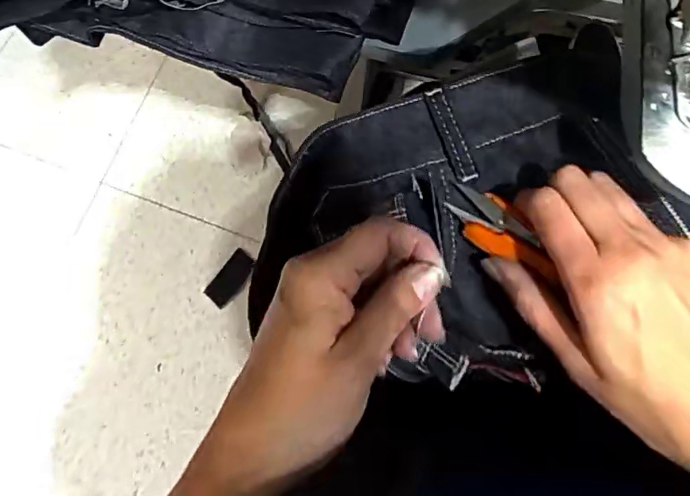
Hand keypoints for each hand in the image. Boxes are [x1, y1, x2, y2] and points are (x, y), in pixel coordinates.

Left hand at [172, 218, 447, 495]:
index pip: (380, 231)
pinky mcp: (311, 311)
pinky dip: (378, 317)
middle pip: (377, 254)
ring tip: (412, 348)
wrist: (248, 457)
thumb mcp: (358, 358)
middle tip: (432, 329)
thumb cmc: (303, 408)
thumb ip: (395, 306)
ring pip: (370, 277)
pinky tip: (389, 352)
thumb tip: (431, 270)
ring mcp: (310, 290)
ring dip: (399, 306)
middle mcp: (313, 270)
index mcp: (320, 272)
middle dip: (411, 284)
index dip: (417, 246)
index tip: (441, 282)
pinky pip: (355, 297)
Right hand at [486, 166, 689, 495]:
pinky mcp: (686, 243)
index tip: (522, 222)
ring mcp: (661, 240)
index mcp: (594, 280)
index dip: (526, 203)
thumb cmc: (645, 400)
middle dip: (553, 190)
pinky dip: (621, 219)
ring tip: (587, 231)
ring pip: (607, 184)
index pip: (548, 204)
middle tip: (552, 223)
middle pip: (575, 178)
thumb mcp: (578, 364)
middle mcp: (626, 246)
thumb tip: (495, 261)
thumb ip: (533, 304)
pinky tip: (630, 257)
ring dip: (586, 195)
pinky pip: (639, 212)